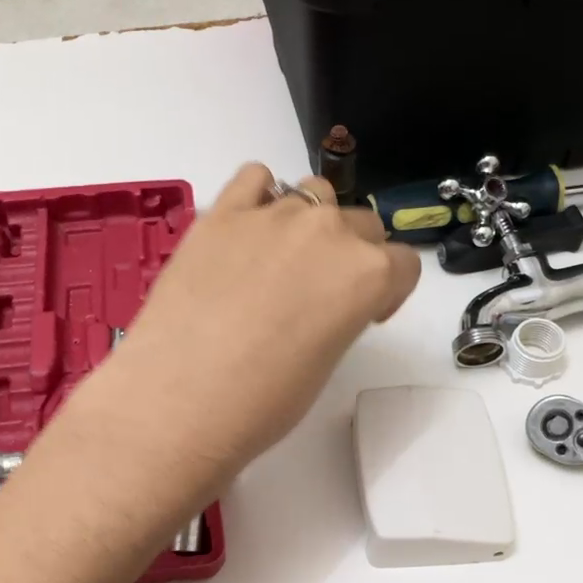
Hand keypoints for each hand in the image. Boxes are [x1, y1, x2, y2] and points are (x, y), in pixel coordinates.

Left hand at [91, 164, 419, 479]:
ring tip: (282, 264)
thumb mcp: (323, 364)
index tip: (365, 316)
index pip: (403, 264)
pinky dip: (261, 199)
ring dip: (312, 223)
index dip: (389, 293)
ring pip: (315, 195)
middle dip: (353, 256)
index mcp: (366, 275)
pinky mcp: (221, 212)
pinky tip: (248, 234)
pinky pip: (256, 179)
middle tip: (319, 299)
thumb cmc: (261, 404)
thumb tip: (321, 304)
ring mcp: (272, 215)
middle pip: (363, 225)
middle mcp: (328, 232)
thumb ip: (339, 317)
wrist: (179, 401)